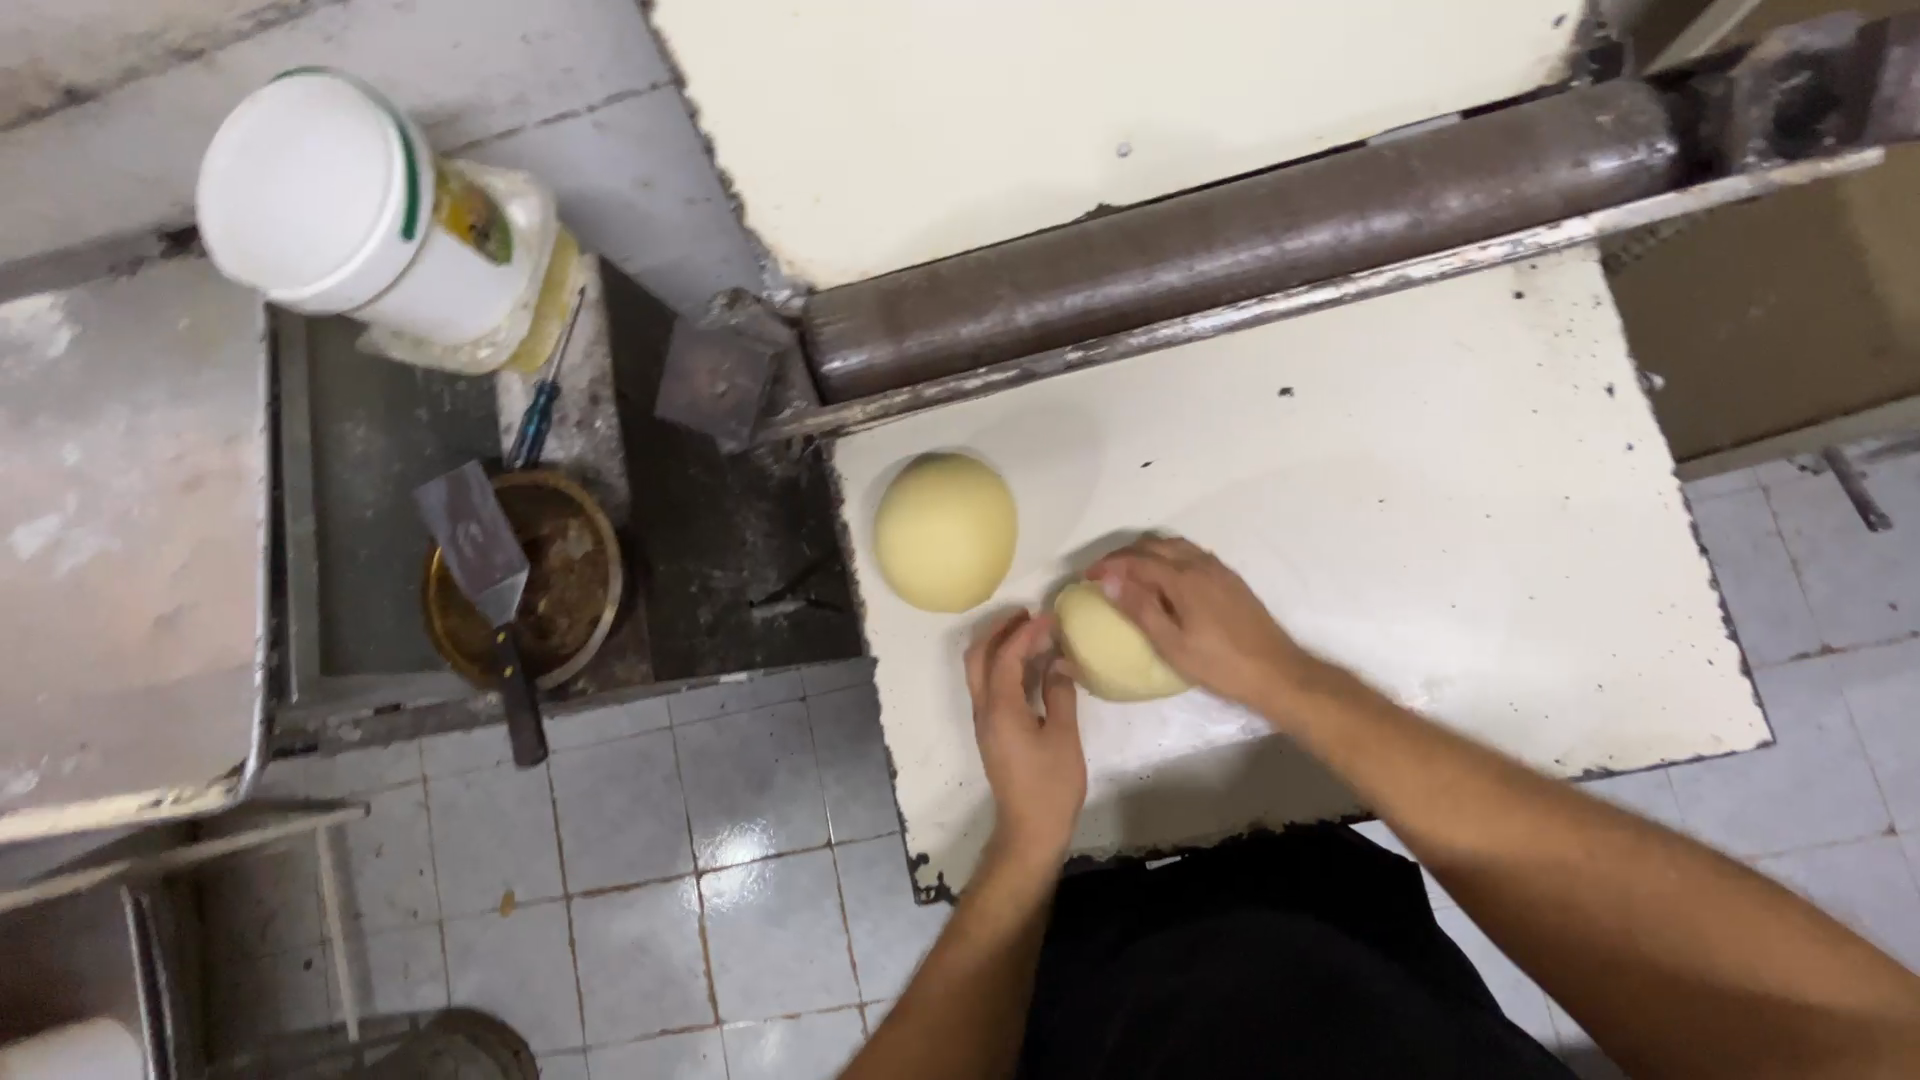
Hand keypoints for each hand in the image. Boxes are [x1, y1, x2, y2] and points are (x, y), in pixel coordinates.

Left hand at [965, 611, 1086, 872]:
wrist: (1030, 830)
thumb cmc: (1050, 786)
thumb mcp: (1063, 737)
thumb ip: (1060, 694)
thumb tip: (1059, 662)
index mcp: (1000, 708)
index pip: (1006, 656)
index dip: (1026, 632)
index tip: (1048, 617)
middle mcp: (984, 710)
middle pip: (978, 657)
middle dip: (998, 630)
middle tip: (1026, 615)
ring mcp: (984, 721)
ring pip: (980, 671)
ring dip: (999, 647)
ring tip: (1030, 632)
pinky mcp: (992, 731)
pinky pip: (990, 687)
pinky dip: (1004, 667)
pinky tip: (1031, 665)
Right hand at [1089, 536, 1326, 717]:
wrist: (1277, 672)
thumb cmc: (1220, 665)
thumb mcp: (1172, 644)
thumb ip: (1139, 609)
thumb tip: (1108, 581)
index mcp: (1184, 579)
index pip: (1137, 560)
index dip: (1109, 565)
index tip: (1087, 576)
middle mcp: (1201, 565)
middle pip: (1155, 545)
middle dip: (1124, 554)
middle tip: (1103, 573)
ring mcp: (1219, 570)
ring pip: (1175, 546)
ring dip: (1147, 552)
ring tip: (1128, 573)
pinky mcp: (1230, 579)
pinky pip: (1191, 554)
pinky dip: (1168, 557)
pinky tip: (1163, 580)